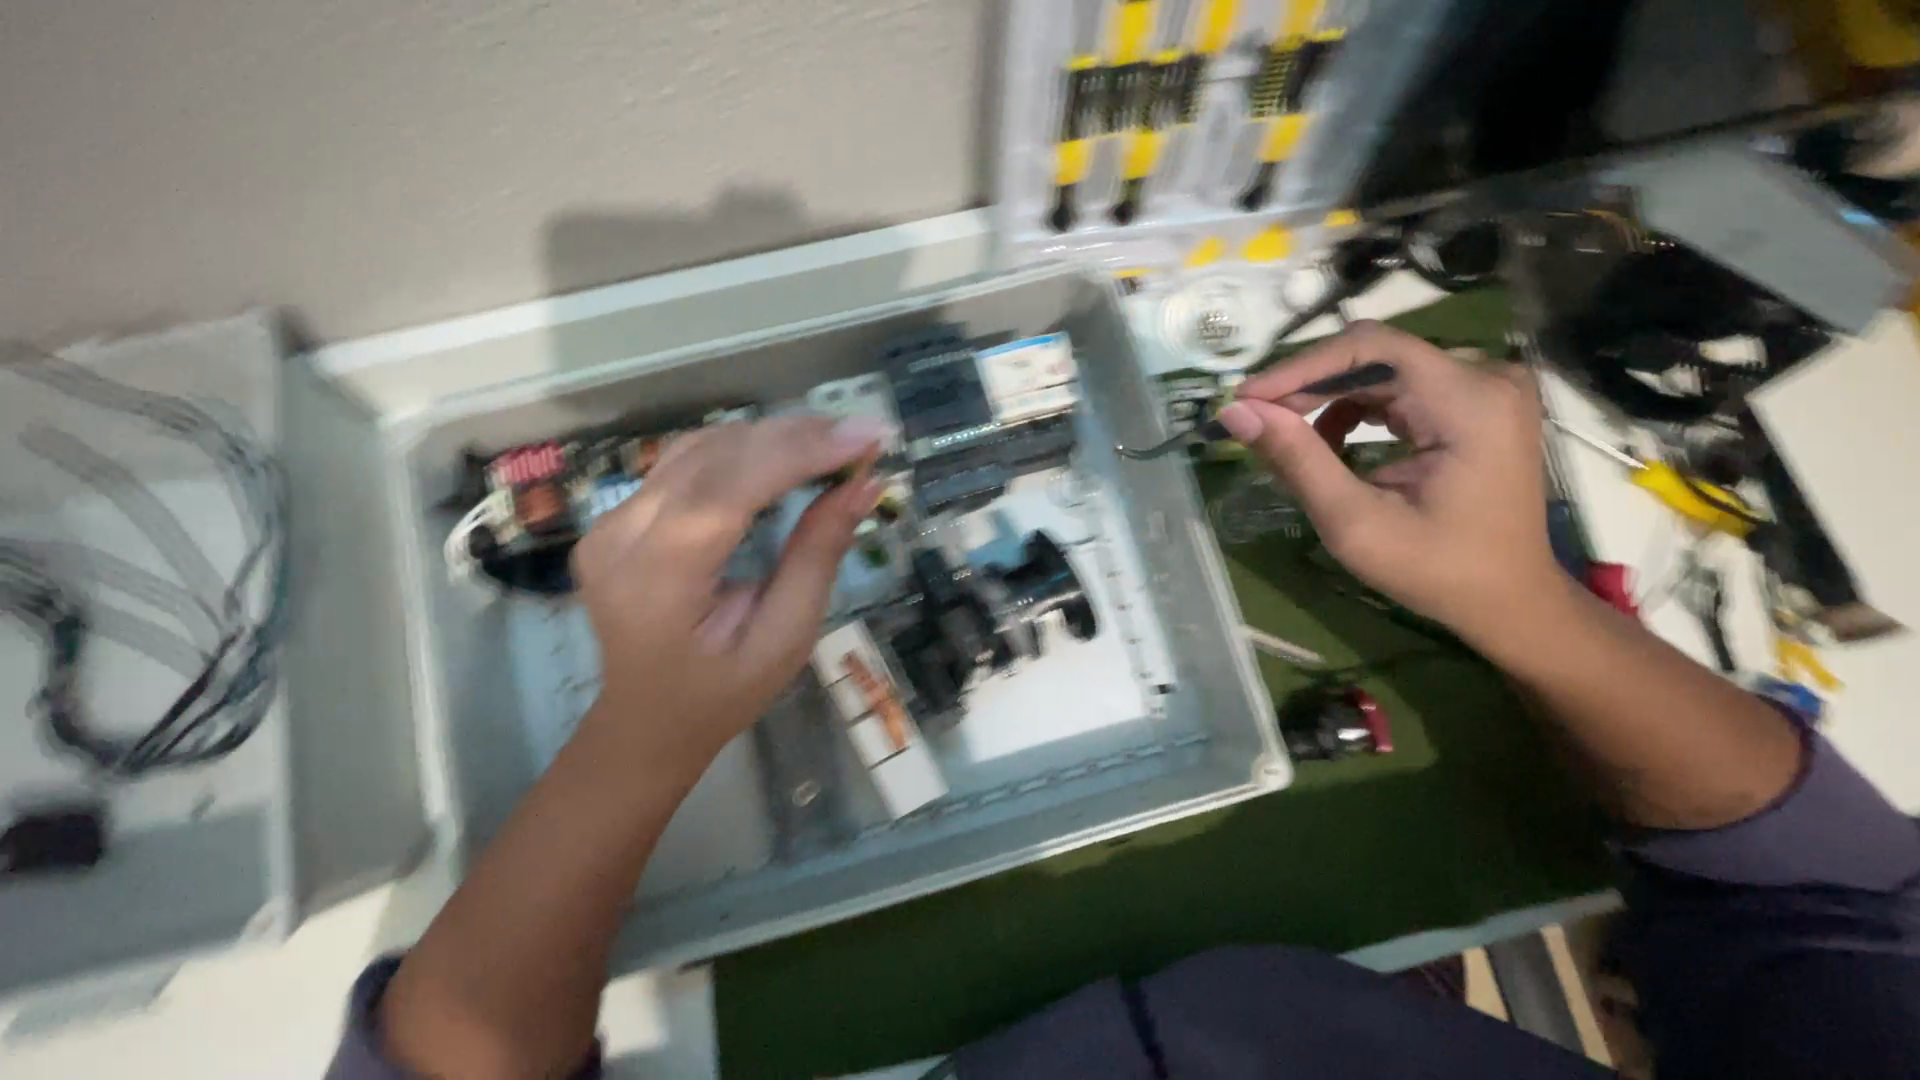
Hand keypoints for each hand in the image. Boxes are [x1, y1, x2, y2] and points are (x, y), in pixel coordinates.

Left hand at [569, 415, 890, 769]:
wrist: (648, 720)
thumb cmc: (722, 694)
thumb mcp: (784, 639)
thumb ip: (816, 557)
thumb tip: (861, 486)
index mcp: (657, 581)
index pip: (728, 489)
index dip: (799, 453)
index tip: (866, 437)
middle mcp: (619, 538)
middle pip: (712, 457)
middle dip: (794, 437)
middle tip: (862, 439)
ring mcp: (609, 522)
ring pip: (698, 448)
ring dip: (770, 436)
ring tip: (832, 443)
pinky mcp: (616, 516)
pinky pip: (685, 463)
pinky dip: (741, 450)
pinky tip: (784, 454)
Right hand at [1216, 322, 1561, 645]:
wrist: (1508, 598)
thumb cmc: (1436, 570)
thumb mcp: (1355, 523)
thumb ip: (1297, 460)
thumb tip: (1236, 413)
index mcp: (1470, 403)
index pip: (1372, 349)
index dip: (1302, 367)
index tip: (1246, 398)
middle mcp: (1486, 377)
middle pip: (1375, 356)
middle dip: (1308, 387)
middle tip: (1253, 419)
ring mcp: (1484, 386)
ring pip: (1381, 368)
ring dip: (1327, 399)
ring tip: (1290, 441)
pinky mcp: (1475, 399)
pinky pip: (1399, 384)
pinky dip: (1354, 408)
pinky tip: (1331, 445)